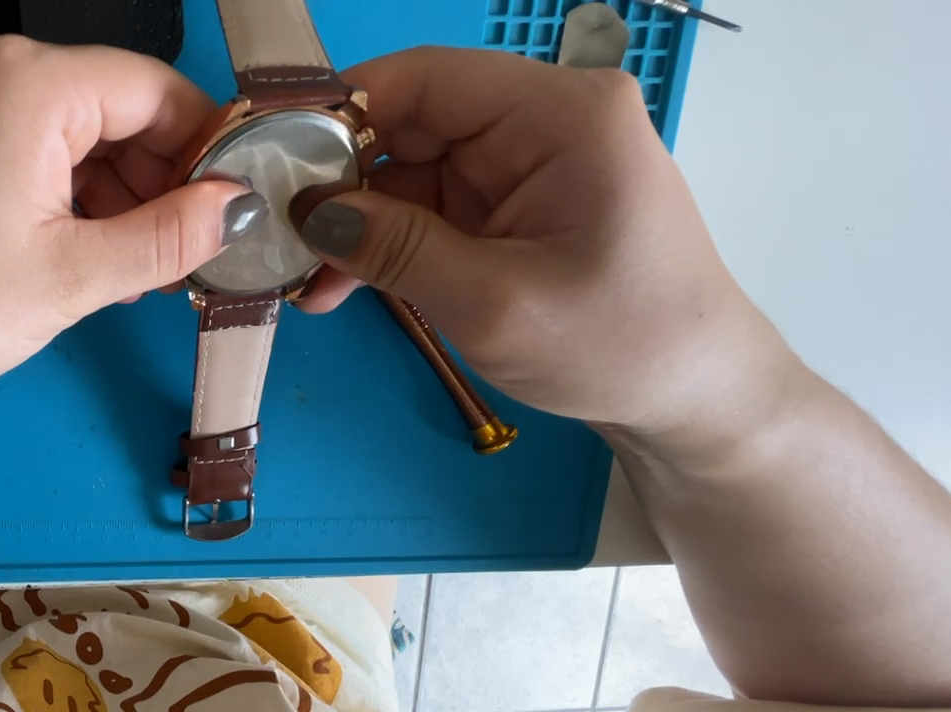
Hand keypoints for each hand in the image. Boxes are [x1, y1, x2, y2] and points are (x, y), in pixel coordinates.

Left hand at [0, 37, 260, 413]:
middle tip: (179, 256)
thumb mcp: (71, 278)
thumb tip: (234, 208)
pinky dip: (71, 201)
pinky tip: (85, 256)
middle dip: (158, 184)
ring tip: (133, 272)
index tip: (228, 210)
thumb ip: (165, 238)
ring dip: (117, 200)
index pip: (156, 92)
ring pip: (79, 138)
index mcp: (31, 87)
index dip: (204, 152)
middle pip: (118, 111)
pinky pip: (36, 156)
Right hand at [291, 48, 794, 441]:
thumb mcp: (490, 300)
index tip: (269, 161)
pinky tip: (333, 289)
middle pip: (406, 128)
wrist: (681, 393)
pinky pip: (418, 218)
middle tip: (273, 238)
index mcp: (556, 115)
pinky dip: (375, 251)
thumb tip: (310, 213)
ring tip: (298, 281)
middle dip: (335, 182)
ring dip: (348, 230)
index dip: (340, 109)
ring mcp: (514, 174)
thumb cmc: (609, 342)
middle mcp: (533, 127)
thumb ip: (397, 249)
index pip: (426, 80)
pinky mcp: (499, 216)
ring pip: (402, 179)